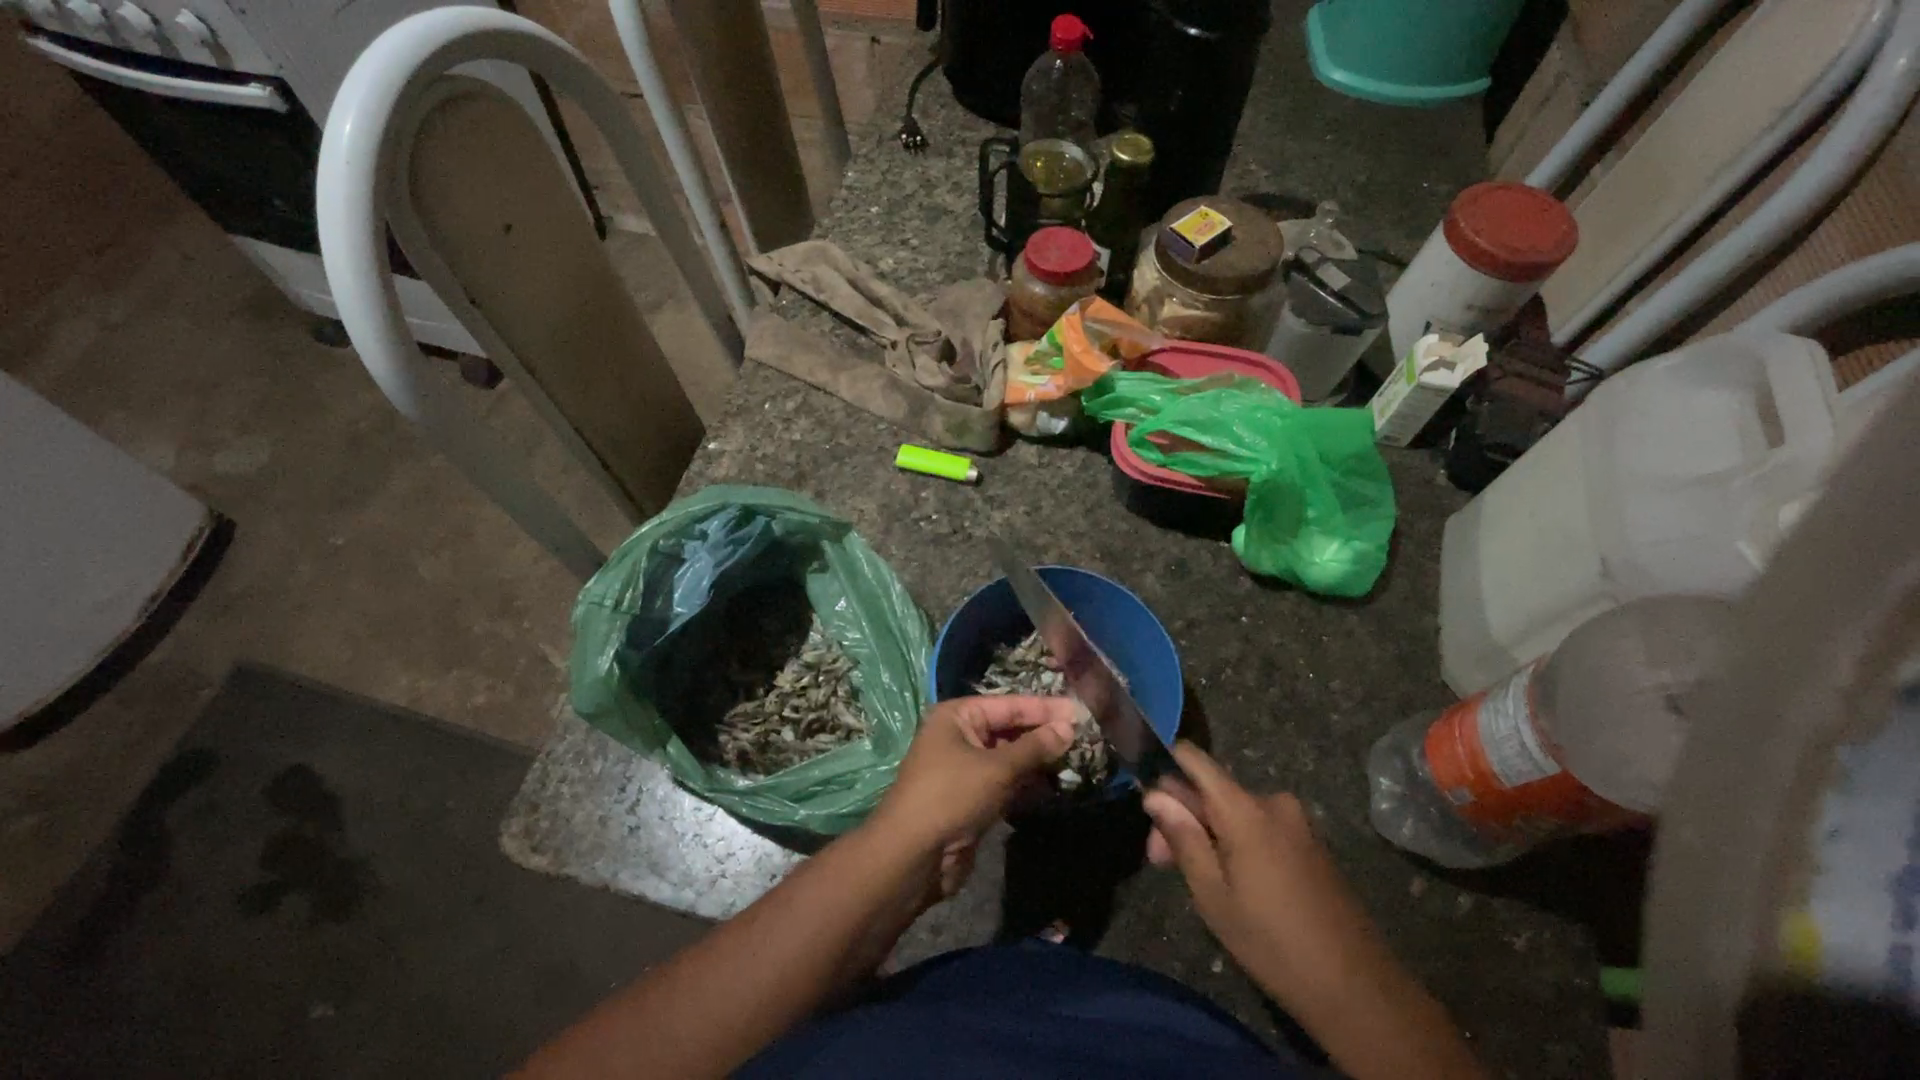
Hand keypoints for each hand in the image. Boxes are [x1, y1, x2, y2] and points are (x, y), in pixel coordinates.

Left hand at [871, 696, 1076, 896]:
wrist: (914, 855)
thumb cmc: (951, 796)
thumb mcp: (997, 768)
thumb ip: (1034, 747)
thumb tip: (1068, 727)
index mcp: (957, 717)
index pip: (1009, 705)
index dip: (1045, 708)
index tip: (1079, 710)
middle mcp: (959, 737)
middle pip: (1010, 730)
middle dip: (1044, 735)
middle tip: (1085, 737)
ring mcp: (965, 769)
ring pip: (1010, 759)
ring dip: (1039, 762)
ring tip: (1078, 760)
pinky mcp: (972, 799)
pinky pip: (1006, 784)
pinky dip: (1028, 784)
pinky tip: (1056, 787)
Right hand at [1142, 742, 1393, 1014]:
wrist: (1355, 985)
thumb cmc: (1271, 941)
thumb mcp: (1212, 894)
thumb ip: (1183, 837)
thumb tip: (1155, 796)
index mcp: (1246, 809)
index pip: (1194, 760)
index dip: (1165, 771)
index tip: (1145, 804)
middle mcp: (1274, 803)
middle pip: (1213, 791)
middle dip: (1183, 817)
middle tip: (1161, 862)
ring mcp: (1298, 823)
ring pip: (1235, 812)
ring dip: (1209, 834)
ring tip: (1195, 880)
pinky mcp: (1311, 844)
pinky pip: (1260, 828)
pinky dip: (1237, 843)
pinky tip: (1232, 884)